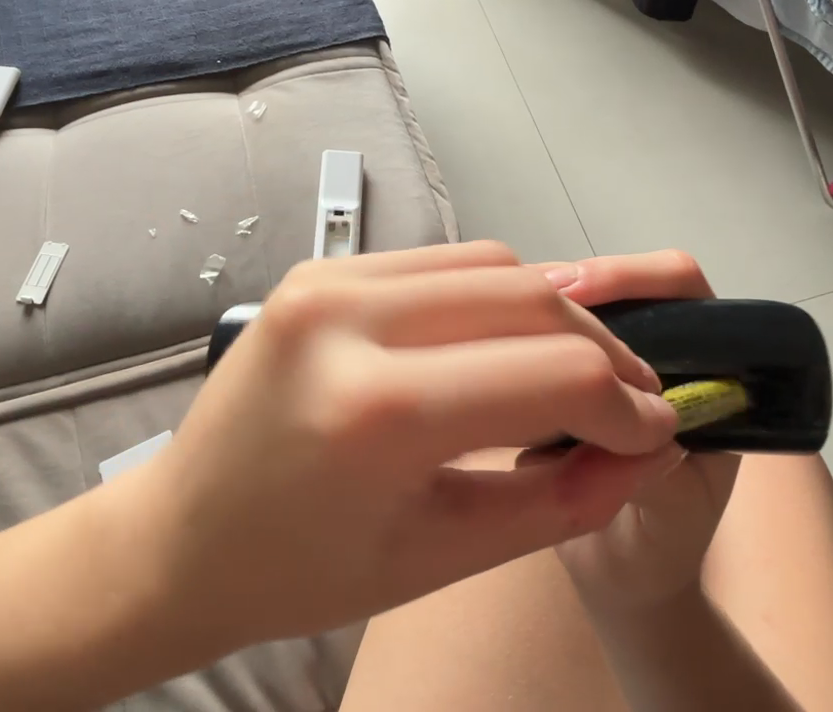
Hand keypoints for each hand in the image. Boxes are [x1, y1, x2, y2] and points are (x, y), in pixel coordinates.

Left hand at [126, 241, 682, 647]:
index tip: (651, 431)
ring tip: (572, 371)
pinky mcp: (321, 269)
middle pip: (529, 300)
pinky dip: (492, 296)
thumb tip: (646, 451)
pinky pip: (441, 262)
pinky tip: (503, 343)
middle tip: (627, 399)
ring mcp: (328, 279)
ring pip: (492, 265)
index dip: (624, 405)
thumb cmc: (298, 570)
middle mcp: (348, 318)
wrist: (180, 538)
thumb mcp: (443, 557)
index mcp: (375, 410)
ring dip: (551, 314)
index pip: (551, 374)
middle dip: (601, 351)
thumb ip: (561, 500)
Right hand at [536, 251, 743, 611]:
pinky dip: (520, 330)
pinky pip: (546, 335)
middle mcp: (661, 355)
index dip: (638, 281)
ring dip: (546, 302)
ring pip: (582, 305)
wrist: (620, 581)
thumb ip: (659, 458)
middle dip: (584, 283)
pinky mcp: (567, 376)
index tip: (581, 298)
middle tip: (531, 297)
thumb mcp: (674, 503)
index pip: (685, 297)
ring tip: (504, 314)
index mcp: (706, 373)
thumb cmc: (663, 544)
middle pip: (630, 285)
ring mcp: (611, 363)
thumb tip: (620, 402)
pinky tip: (487, 338)